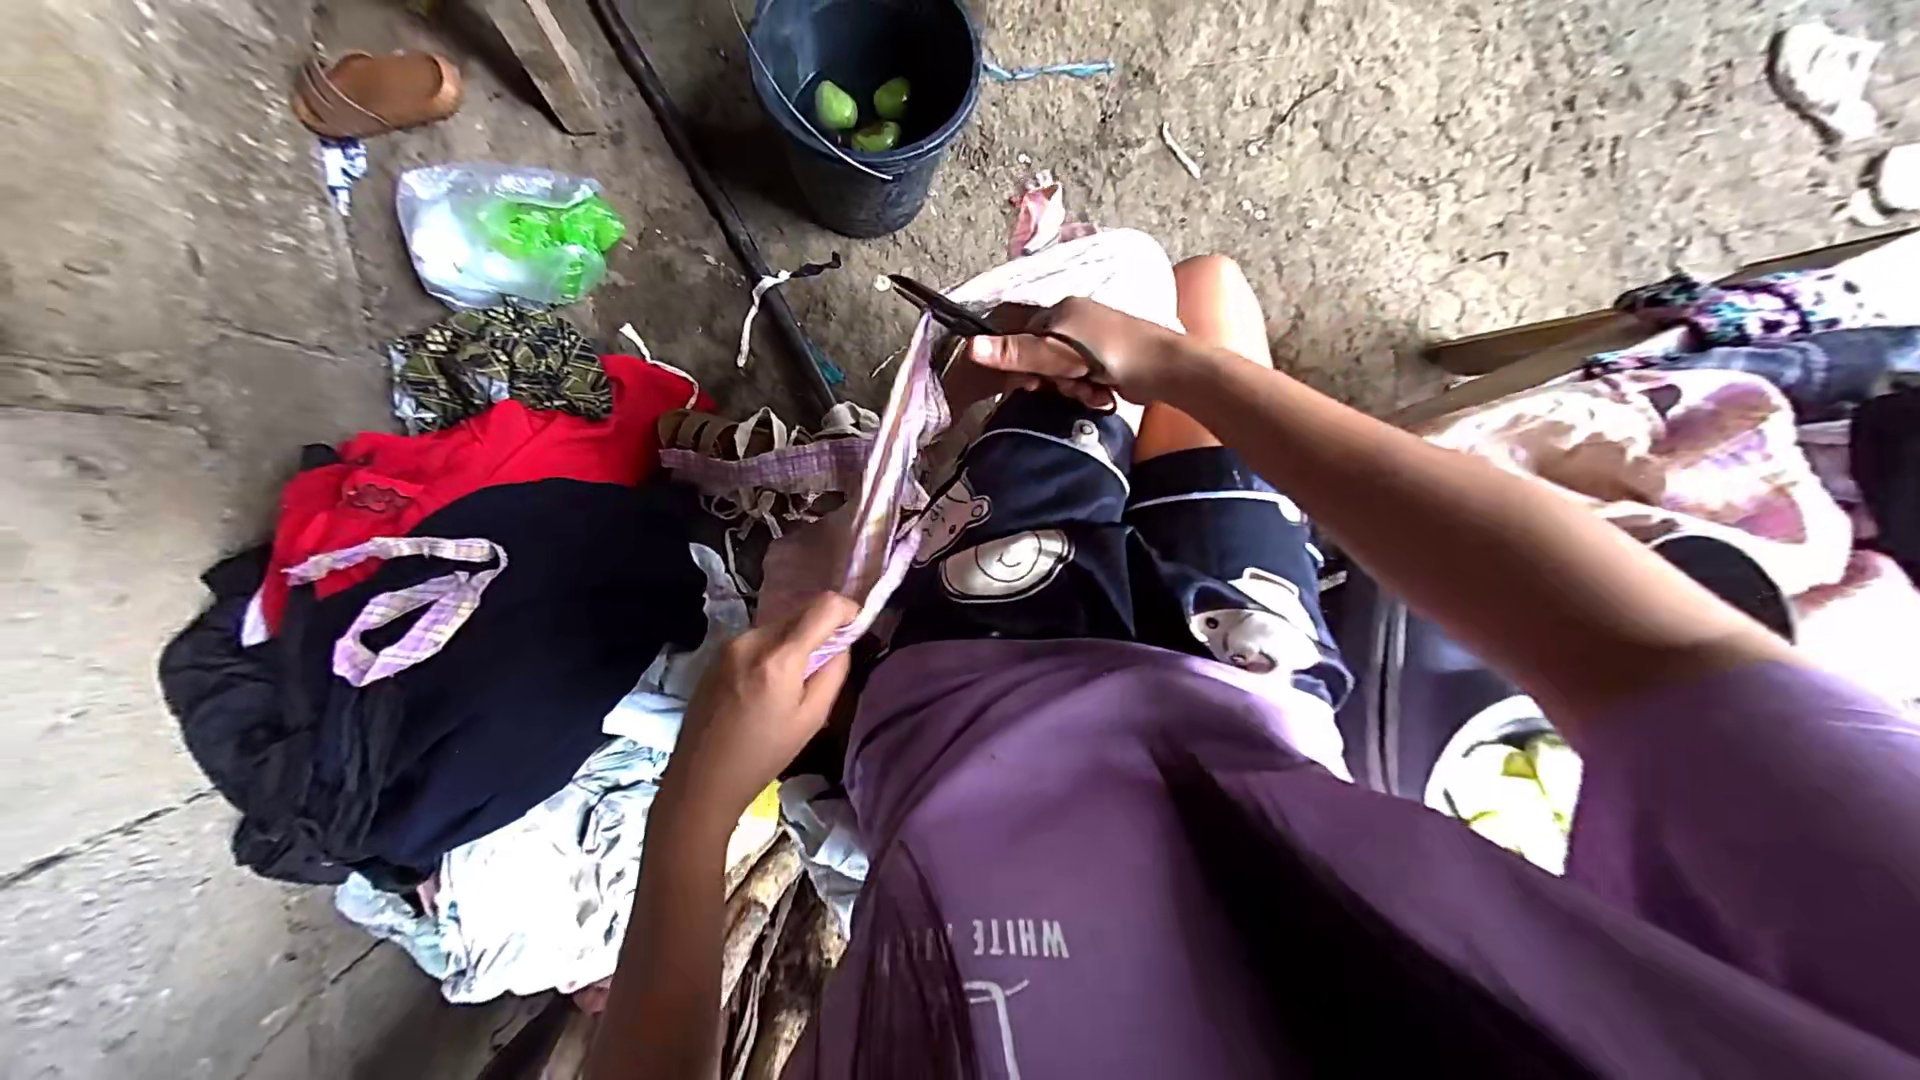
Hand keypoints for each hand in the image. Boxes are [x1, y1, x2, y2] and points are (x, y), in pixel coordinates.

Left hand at [660, 592, 859, 821]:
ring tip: (797, 676)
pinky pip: (761, 636)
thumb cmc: (764, 754)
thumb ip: (834, 671)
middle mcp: (752, 640)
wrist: (702, 777)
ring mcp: (731, 643)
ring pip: (781, 623)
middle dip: (824, 626)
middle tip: (830, 658)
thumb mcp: (812, 718)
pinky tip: (770, 681)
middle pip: (802, 611)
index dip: (848, 609)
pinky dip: (777, 647)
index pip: (824, 606)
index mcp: (779, 658)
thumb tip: (842, 643)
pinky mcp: (718, 652)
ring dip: (799, 638)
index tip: (856, 628)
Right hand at [966, 297, 1190, 405]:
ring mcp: (1090, 342)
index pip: (1021, 339)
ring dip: (1073, 390)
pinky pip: (1081, 382)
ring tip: (1092, 391)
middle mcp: (1073, 322)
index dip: (1023, 365)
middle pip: (1041, 360)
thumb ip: (1017, 352)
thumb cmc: (1112, 352)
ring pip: (1061, 375)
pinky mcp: (1104, 362)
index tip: (1034, 383)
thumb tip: (969, 346)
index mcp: (1060, 311)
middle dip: (1055, 380)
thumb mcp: (1060, 354)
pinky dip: (1089, 392)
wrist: (1166, 369)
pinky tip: (1102, 395)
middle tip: (1072, 384)